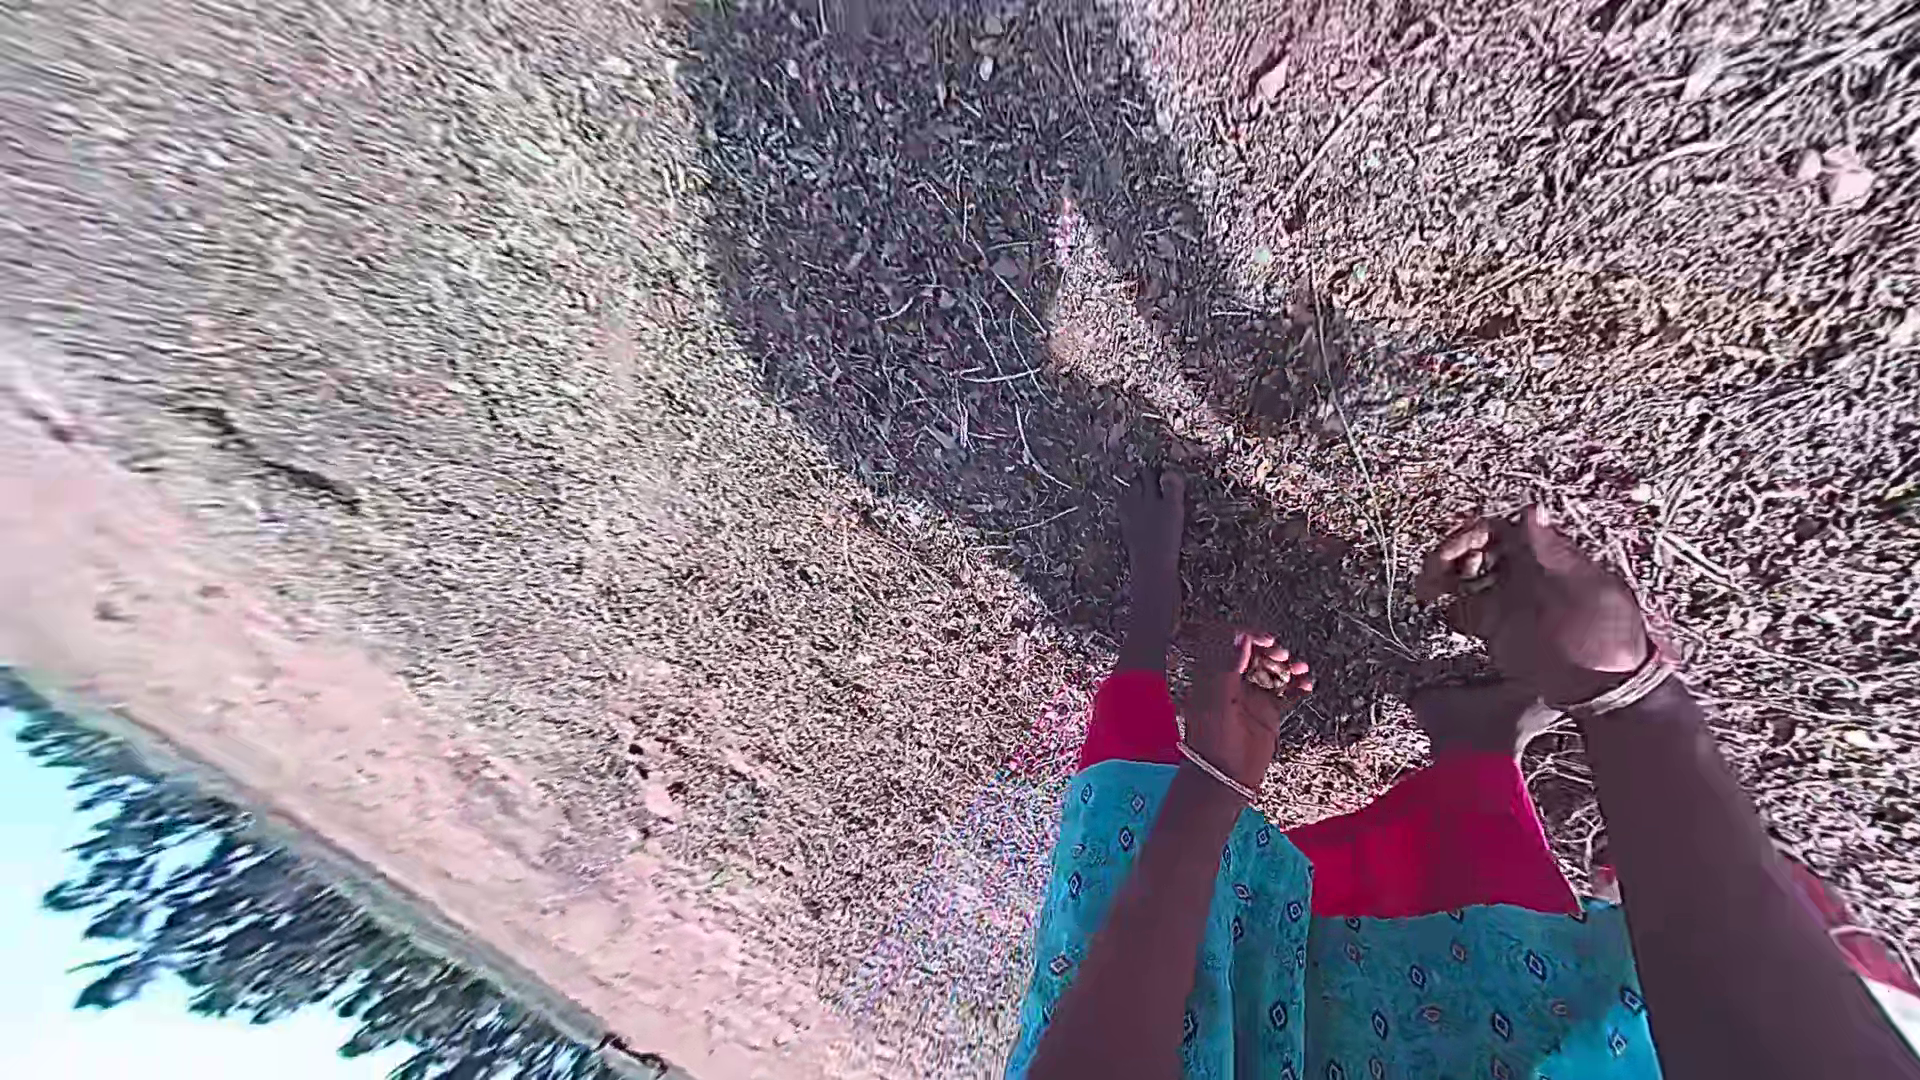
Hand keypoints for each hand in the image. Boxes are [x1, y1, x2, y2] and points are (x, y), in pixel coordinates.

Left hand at [1183, 630, 1312, 790]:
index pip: (1231, 648)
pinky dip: (1297, 687)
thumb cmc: (1214, 737)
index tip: (1266, 638)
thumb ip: (1229, 668)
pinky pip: (1285, 694)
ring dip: (1286, 667)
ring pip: (1272, 673)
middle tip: (1281, 654)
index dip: (1248, 639)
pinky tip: (1307, 685)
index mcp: (1215, 676)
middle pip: (1254, 657)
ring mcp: (1251, 697)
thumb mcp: (1219, 700)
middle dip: (1269, 652)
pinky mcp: (1268, 713)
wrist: (1225, 774)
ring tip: (1299, 668)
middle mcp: (1233, 683)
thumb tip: (1240, 638)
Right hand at [1416, 505, 1649, 705]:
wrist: (1599, 689)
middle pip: (1470, 550)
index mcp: (1543, 559)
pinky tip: (1434, 607)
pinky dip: (1442, 602)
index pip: (1497, 531)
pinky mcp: (1489, 623)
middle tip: (1434, 574)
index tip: (1455, 553)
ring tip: (1426, 590)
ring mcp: (1502, 598)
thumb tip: (1531, 508)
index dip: (1470, 535)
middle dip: (1446, 556)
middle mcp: (1519, 574)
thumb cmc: (1602, 635)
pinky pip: (1457, 604)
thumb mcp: (1586, 589)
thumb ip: (1553, 550)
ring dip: (1437, 576)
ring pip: (1458, 574)